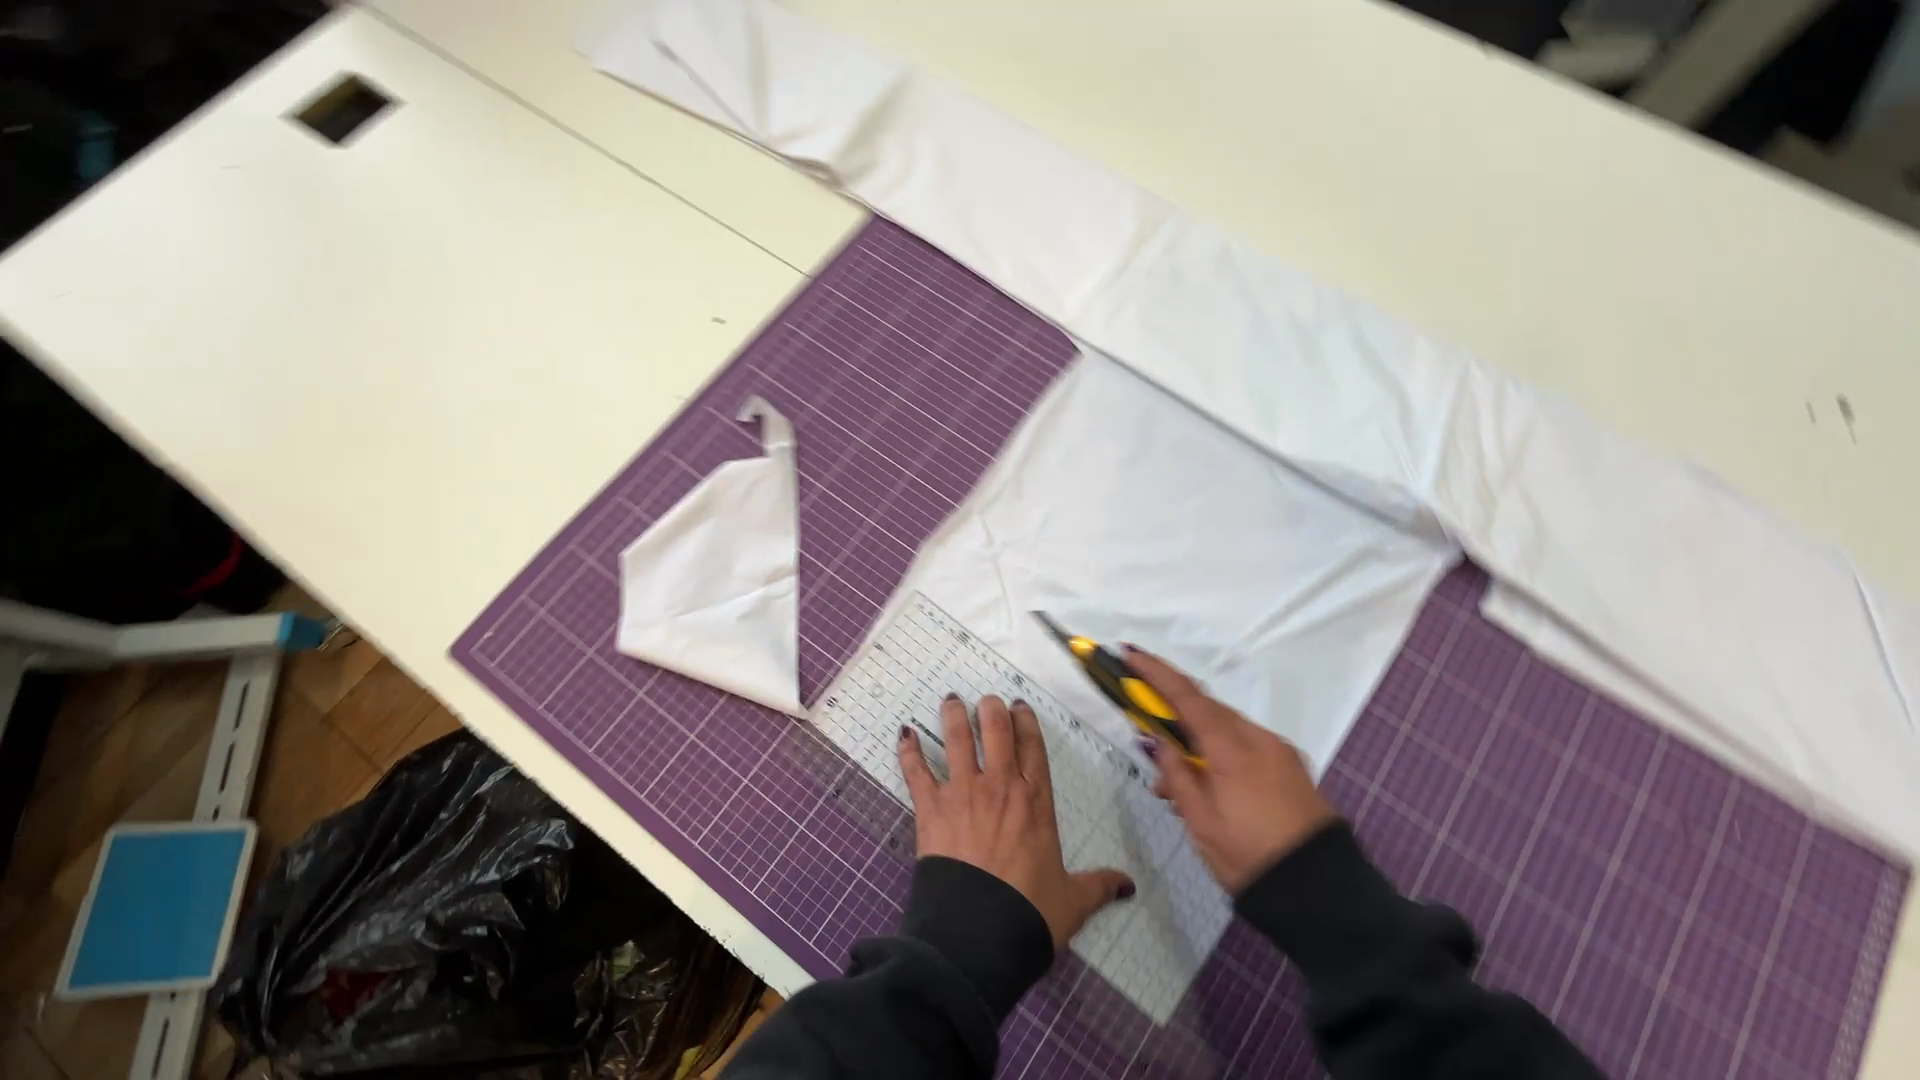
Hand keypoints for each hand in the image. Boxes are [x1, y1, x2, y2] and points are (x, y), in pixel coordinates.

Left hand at [898, 695, 1134, 948]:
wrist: (980, 932)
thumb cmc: (1030, 912)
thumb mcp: (1073, 900)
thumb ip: (1099, 886)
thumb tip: (1128, 886)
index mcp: (1036, 800)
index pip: (1033, 747)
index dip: (1026, 721)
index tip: (1019, 705)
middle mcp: (1000, 787)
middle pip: (997, 732)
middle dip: (992, 709)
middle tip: (987, 700)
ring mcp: (963, 793)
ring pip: (958, 740)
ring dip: (954, 717)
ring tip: (951, 700)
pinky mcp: (930, 809)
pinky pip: (917, 772)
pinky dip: (909, 752)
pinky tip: (904, 735)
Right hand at [1127, 649, 1337, 894]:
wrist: (1322, 893)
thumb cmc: (1250, 858)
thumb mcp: (1201, 822)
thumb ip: (1177, 776)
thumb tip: (1158, 742)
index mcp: (1233, 750)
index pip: (1188, 698)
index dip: (1156, 673)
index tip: (1130, 653)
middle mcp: (1260, 740)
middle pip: (1208, 710)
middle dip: (1173, 715)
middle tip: (1146, 738)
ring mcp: (1280, 752)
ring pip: (1226, 730)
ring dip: (1197, 742)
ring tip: (1174, 785)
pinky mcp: (1291, 768)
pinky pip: (1246, 747)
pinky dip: (1220, 755)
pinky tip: (1207, 787)